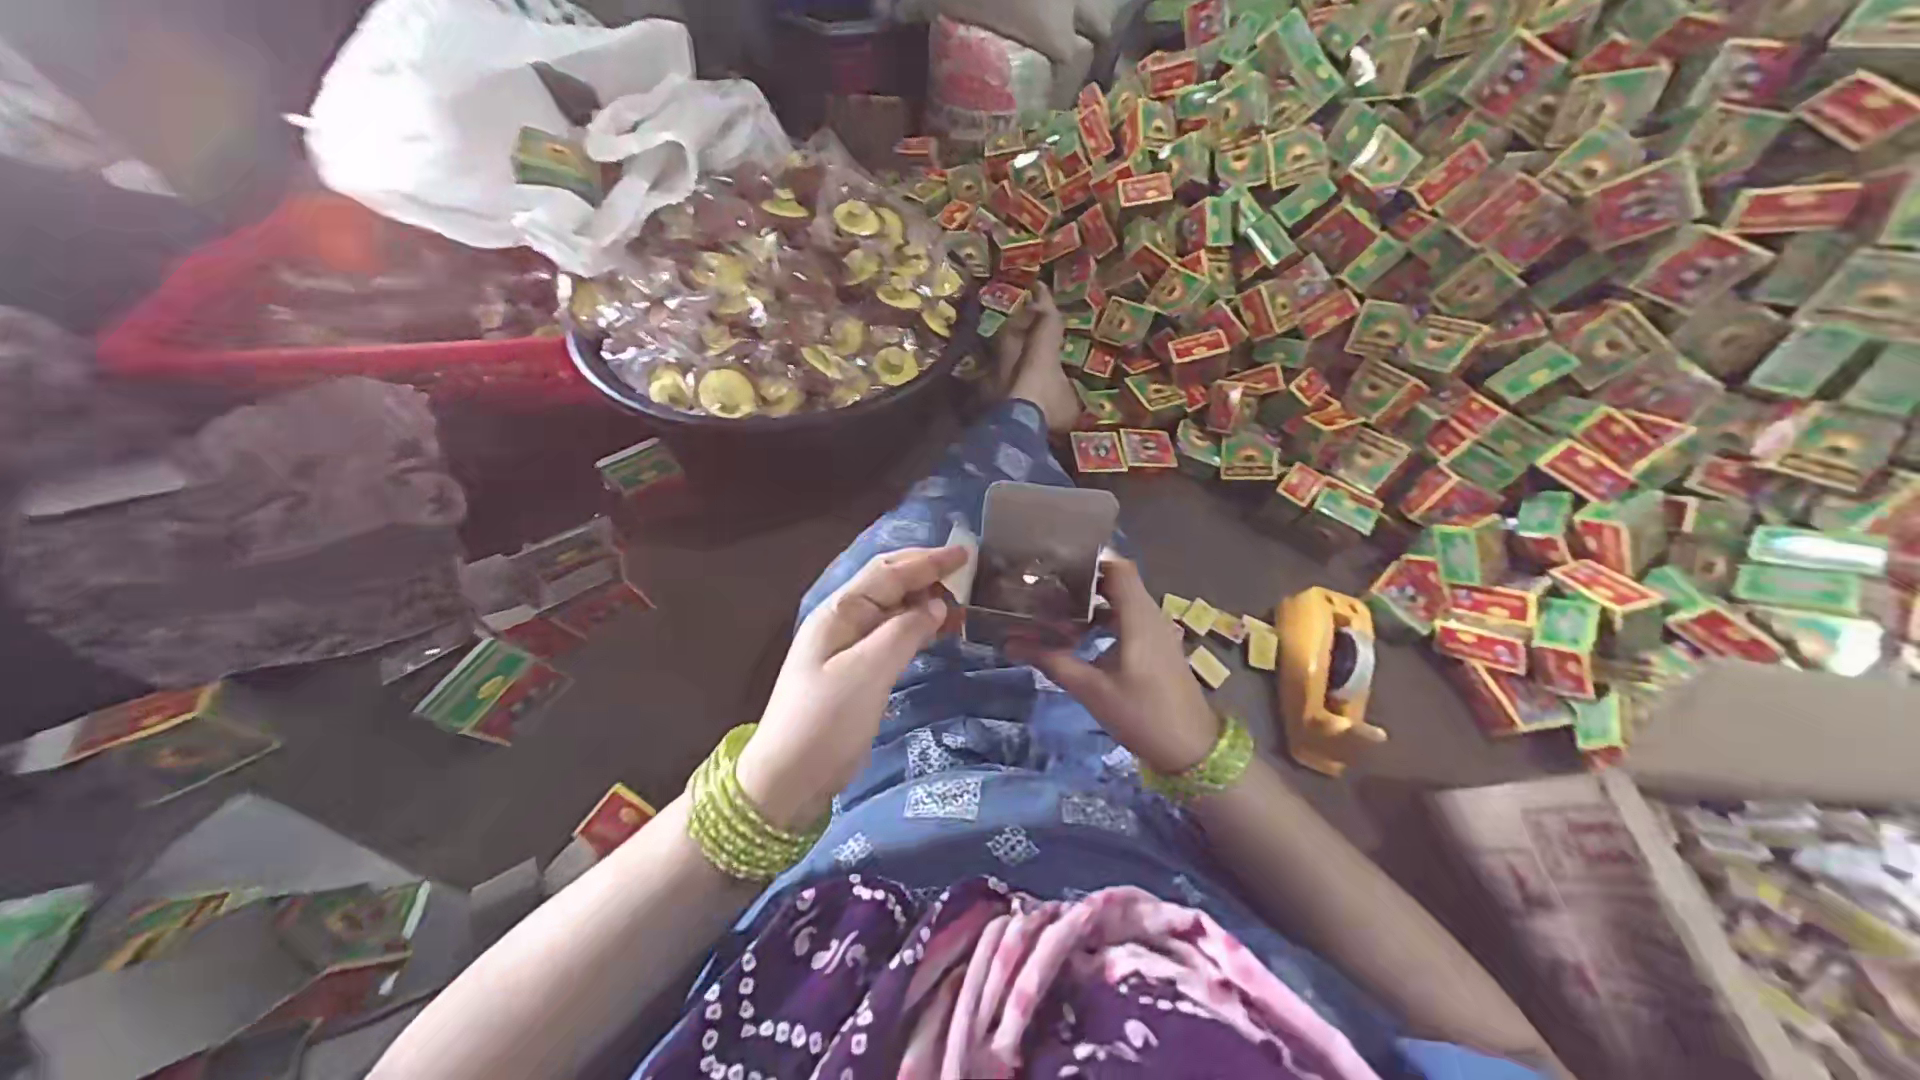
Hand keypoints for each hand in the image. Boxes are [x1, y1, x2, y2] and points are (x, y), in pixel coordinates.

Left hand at [736, 545, 967, 828]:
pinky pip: (894, 635)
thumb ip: (904, 632)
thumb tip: (937, 604)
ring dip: (925, 601)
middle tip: (967, 575)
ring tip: (960, 605)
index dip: (927, 560)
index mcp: (840, 612)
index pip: (888, 573)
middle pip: (890, 584)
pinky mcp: (858, 671)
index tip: (965, 553)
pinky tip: (937, 632)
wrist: (788, 776)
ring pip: (894, 609)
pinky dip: (918, 627)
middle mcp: (844, 621)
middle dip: (926, 574)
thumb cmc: (825, 721)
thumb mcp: (867, 672)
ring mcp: (849, 646)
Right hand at [1011, 556, 1221, 774]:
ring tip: (1055, 604)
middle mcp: (1151, 616)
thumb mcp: (1092, 689)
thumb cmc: (1143, 715)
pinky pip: (1129, 618)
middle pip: (1118, 581)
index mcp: (1139, 617)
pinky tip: (1079, 634)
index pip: (1118, 568)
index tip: (1055, 560)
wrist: (1192, 750)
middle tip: (1046, 582)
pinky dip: (1104, 618)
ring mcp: (1157, 631)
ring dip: (1093, 600)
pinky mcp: (1157, 647)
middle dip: (1083, 579)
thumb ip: (1052, 661)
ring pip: (1123, 601)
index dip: (1090, 558)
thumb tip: (1009, 643)